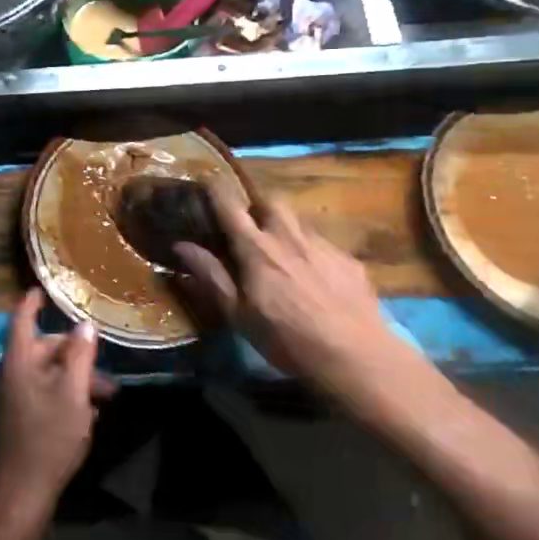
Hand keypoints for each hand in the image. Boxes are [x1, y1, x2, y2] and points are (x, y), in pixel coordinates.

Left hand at [0, 288, 113, 522]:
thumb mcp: (73, 394)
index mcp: (18, 362)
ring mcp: (13, 397)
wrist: (22, 491)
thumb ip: (80, 357)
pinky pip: (44, 393)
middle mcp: (11, 374)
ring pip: (47, 374)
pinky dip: (66, 395)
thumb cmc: (48, 437)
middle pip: (42, 349)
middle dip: (74, 352)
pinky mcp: (20, 417)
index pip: (22, 319)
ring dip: (76, 378)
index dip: (33, 300)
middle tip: (104, 363)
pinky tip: (90, 414)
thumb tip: (85, 325)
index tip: (45, 287)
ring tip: (107, 396)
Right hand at [173, 181, 412, 392]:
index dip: (215, 190)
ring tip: (282, 252)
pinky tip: (315, 279)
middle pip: (271, 202)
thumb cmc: (286, 338)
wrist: (357, 357)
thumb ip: (210, 275)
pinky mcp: (349, 261)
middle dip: (257, 206)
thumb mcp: (238, 313)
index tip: (205, 182)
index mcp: (256, 249)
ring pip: (298, 222)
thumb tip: (181, 245)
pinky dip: (311, 252)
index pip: (230, 206)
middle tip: (249, 224)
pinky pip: (323, 244)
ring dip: (285, 228)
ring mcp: (323, 246)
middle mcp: (289, 237)